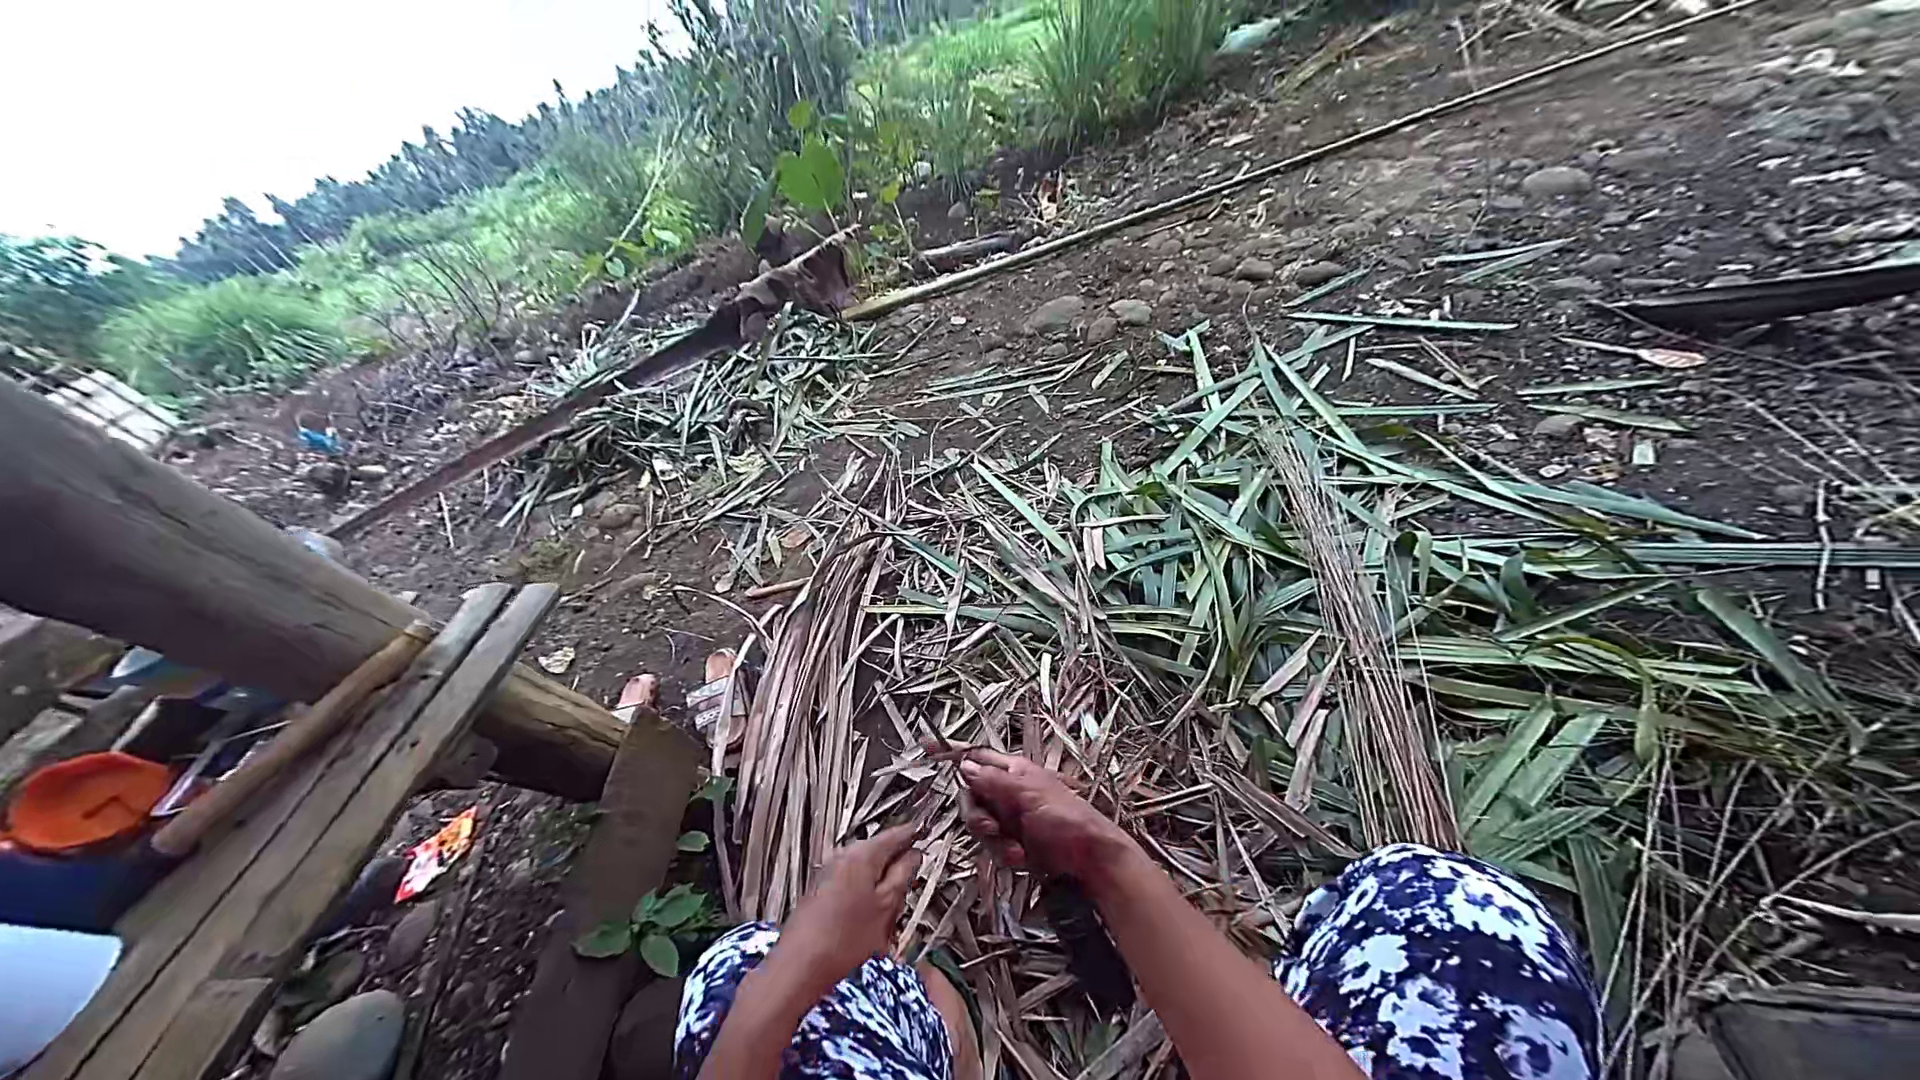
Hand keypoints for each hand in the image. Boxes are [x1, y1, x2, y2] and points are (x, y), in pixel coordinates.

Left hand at [767, 824, 922, 994]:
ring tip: (888, 914)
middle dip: (897, 867)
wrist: (799, 967)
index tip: (926, 838)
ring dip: (881, 885)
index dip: (914, 836)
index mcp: (863, 853)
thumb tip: (914, 854)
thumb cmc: (845, 938)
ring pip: (867, 870)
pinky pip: (852, 883)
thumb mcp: (886, 906)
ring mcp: (830, 871)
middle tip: (908, 889)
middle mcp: (844, 855)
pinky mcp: (821, 890)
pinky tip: (866, 921)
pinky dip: (864, 895)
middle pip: (880, 851)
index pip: (896, 833)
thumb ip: (903, 874)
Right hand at [954, 747, 1132, 881]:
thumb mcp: (1030, 795)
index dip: (953, 752)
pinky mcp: (1012, 842)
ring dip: (993, 840)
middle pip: (971, 795)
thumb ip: (994, 781)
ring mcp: (1009, 817)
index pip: (977, 756)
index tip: (926, 746)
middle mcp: (1007, 790)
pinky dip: (1003, 853)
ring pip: (978, 824)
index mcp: (1014, 770)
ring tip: (1016, 850)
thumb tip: (964, 765)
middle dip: (977, 815)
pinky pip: (991, 845)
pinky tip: (1022, 858)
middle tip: (991, 828)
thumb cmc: (1068, 818)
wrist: (1092, 861)